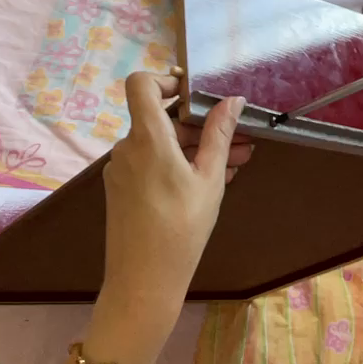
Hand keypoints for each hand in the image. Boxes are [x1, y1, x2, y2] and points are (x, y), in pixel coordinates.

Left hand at [97, 74, 250, 337]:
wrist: (143, 283)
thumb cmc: (181, 228)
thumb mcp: (210, 179)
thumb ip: (220, 134)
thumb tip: (233, 100)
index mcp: (147, 138)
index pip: (141, 84)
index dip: (166, 80)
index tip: (194, 94)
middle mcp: (127, 147)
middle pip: (163, 119)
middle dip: (202, 125)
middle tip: (240, 140)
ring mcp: (121, 169)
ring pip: (161, 144)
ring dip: (197, 148)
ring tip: (236, 163)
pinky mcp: (122, 189)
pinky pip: (151, 163)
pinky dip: (179, 165)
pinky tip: (210, 182)